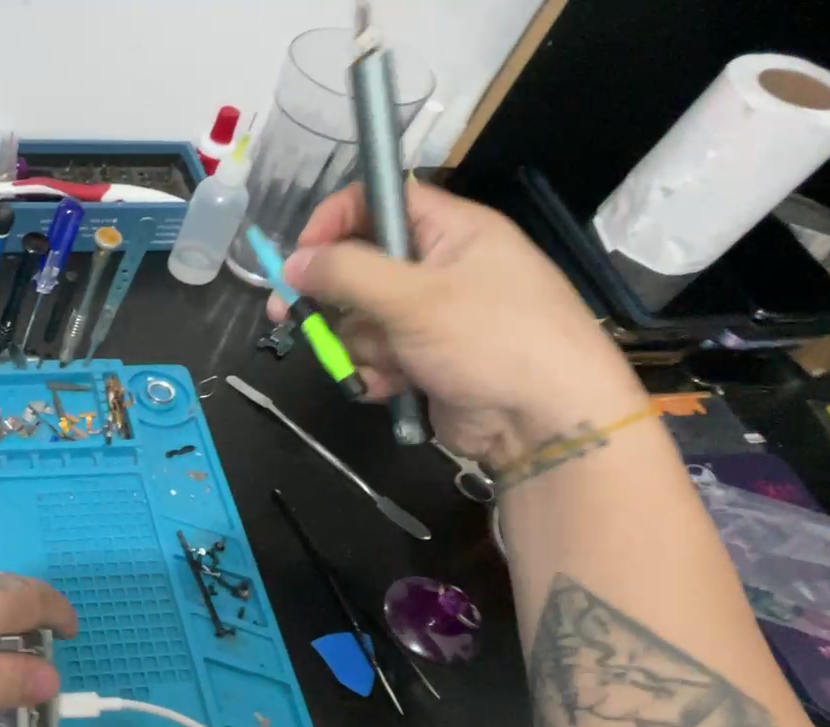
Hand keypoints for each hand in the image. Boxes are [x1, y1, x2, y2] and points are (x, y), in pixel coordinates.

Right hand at [267, 183, 644, 465]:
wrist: (542, 420)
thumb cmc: (491, 340)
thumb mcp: (415, 298)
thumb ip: (347, 274)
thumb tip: (291, 263)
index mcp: (450, 232)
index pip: (379, 202)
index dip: (334, 220)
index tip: (299, 255)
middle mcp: (437, 269)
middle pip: (357, 268)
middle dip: (328, 298)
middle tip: (287, 316)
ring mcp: (428, 318)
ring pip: (358, 321)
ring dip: (357, 346)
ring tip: (382, 364)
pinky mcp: (421, 359)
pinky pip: (373, 357)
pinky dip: (373, 374)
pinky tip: (391, 387)